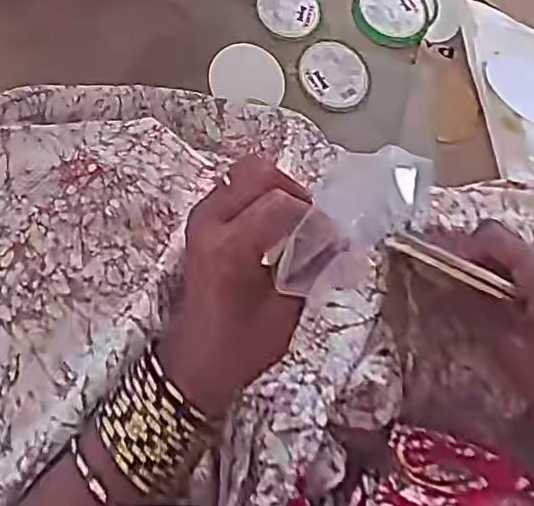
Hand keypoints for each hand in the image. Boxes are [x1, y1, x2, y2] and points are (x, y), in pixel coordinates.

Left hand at [158, 155, 313, 416]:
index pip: (280, 203)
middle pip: (259, 172)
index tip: (330, 235)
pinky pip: (237, 185)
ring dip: (276, 189)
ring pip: (247, 171)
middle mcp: (210, 220)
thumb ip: (311, 264)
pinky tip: (273, 225)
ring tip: (293, 222)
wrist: (194, 360)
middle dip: (293, 191)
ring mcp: (202, 213)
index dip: (312, 215)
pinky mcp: (202, 214)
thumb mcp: (285, 310)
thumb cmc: (240, 345)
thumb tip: (339, 235)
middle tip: (311, 221)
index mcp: (228, 247)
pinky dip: (261, 194)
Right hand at [444, 221, 533, 472]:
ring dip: (502, 278)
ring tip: (479, 302)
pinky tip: (509, 316)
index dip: (466, 245)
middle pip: (514, 250)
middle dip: (482, 263)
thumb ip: (478, 309)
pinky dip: (522, 290)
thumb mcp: (512, 352)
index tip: (446, 261)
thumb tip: (450, 285)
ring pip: (529, 267)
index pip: (497, 238)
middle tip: (455, 281)